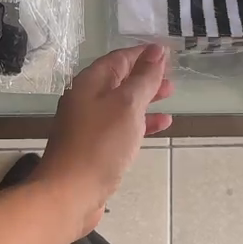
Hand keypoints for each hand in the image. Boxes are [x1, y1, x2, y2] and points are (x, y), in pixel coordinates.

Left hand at [29, 44, 173, 234]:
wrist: (70, 193)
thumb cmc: (100, 144)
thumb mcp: (127, 105)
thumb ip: (144, 78)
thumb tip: (156, 50)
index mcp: (90, 83)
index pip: (119, 58)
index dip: (143, 54)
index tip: (167, 52)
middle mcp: (86, 100)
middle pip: (119, 80)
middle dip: (145, 76)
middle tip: (172, 76)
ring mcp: (88, 125)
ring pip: (121, 104)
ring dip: (146, 98)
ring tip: (170, 96)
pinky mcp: (94, 147)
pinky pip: (121, 126)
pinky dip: (140, 122)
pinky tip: (161, 125)